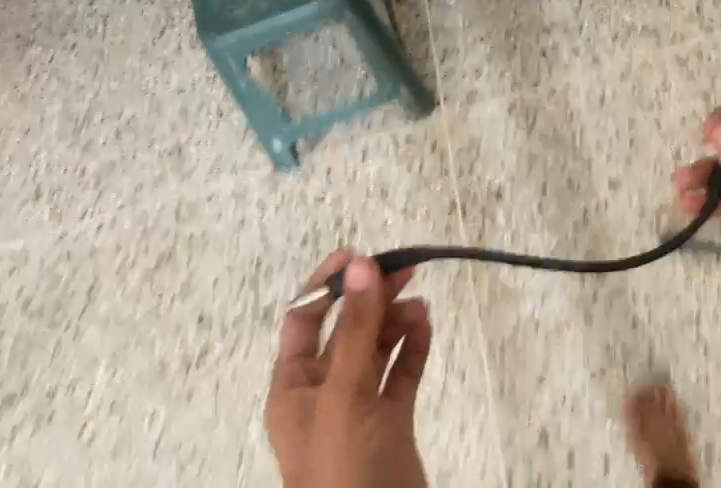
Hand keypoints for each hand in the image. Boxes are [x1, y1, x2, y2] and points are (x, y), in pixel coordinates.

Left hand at [268, 252, 432, 487]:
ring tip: (421, 304)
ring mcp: (359, 410)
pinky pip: (401, 374)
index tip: (359, 254)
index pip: (303, 321)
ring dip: (395, 322)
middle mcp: (323, 394)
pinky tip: (426, 326)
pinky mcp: (392, 424)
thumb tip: (360, 263)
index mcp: (294, 389)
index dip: (326, 285)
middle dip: (370, 298)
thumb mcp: (344, 393)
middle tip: (405, 269)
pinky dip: (413, 347)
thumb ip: (354, 328)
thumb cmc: (344, 467)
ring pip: (376, 350)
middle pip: (345, 331)